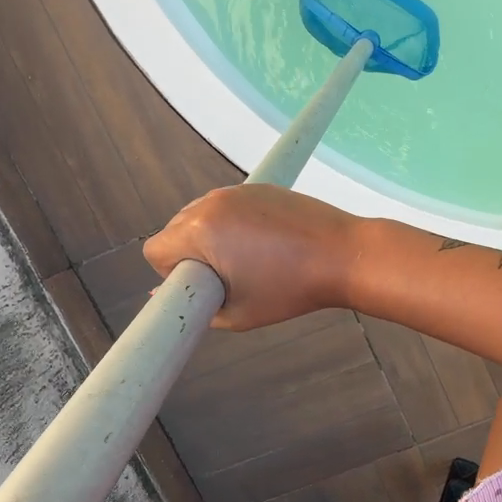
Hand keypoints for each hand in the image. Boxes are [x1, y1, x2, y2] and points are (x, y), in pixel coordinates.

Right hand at [143, 185, 363, 329]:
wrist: (344, 255)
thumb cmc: (293, 287)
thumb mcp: (239, 314)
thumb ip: (197, 309)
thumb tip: (165, 298)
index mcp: (200, 229)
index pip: (156, 251)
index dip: (173, 275)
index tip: (206, 286)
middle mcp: (213, 202)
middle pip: (175, 229)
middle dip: (192, 255)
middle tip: (231, 278)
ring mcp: (238, 191)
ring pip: (202, 216)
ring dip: (213, 238)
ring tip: (253, 262)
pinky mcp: (261, 188)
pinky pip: (230, 208)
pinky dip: (237, 225)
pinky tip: (268, 245)